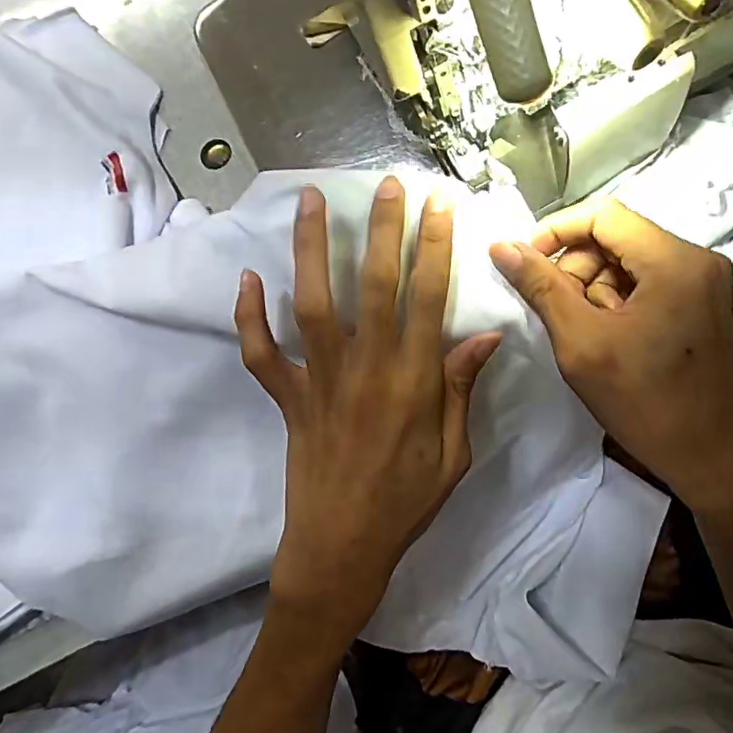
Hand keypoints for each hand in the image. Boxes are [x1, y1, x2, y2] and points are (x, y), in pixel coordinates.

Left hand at [237, 178, 501, 642]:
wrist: (340, 548)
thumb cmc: (407, 503)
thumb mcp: (454, 453)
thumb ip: (462, 389)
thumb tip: (486, 336)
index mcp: (413, 382)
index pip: (428, 298)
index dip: (435, 247)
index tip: (439, 206)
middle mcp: (366, 369)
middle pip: (374, 286)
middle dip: (382, 229)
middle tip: (387, 184)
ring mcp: (320, 381)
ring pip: (313, 303)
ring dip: (312, 250)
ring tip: (311, 201)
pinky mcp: (288, 398)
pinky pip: (261, 355)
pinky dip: (248, 318)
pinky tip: (246, 279)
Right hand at [489, 198, 732, 510]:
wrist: (706, 458)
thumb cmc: (643, 403)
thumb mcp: (581, 342)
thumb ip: (541, 286)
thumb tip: (501, 246)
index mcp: (676, 261)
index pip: (604, 215)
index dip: (556, 231)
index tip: (525, 261)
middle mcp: (699, 259)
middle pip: (618, 236)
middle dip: (577, 267)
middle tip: (557, 311)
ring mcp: (705, 281)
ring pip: (629, 260)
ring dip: (595, 287)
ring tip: (588, 333)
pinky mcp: (703, 302)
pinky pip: (648, 281)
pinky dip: (618, 300)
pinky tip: (610, 337)